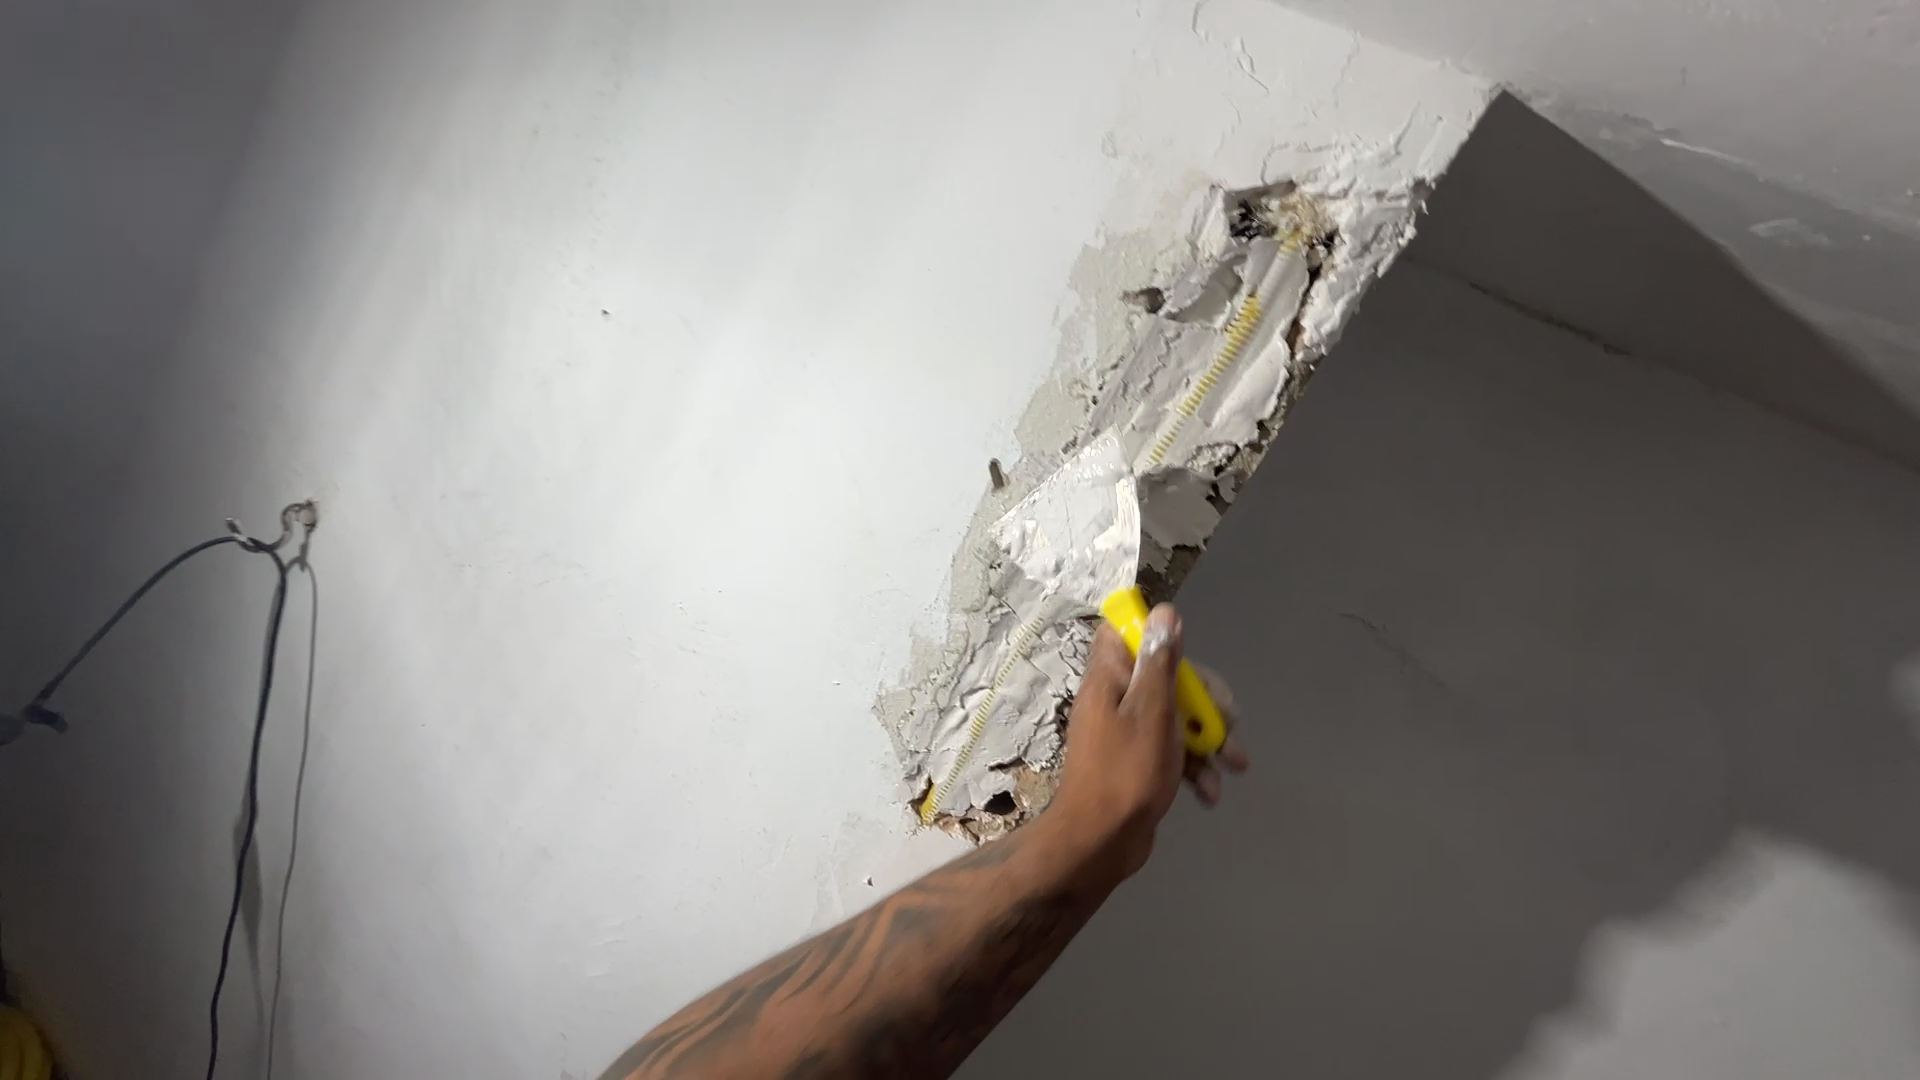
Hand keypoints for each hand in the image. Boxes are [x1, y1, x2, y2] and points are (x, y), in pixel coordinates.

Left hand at [1048, 603, 1249, 878]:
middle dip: (1204, 699)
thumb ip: (1159, 662)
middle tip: (1231, 722)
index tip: (1184, 651)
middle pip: (1165, 677)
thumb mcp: (1152, 711)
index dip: (1154, 634)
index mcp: (1109, 677)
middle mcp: (1115, 697)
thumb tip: (1163, 611)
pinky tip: (1209, 792)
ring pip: (1175, 716)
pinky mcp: (1138, 760)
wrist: (1102, 841)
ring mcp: (1126, 731)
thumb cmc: (1126, 771)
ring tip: (1236, 763)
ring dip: (1208, 739)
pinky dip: (1193, 767)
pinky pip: (1170, 750)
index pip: (1122, 633)